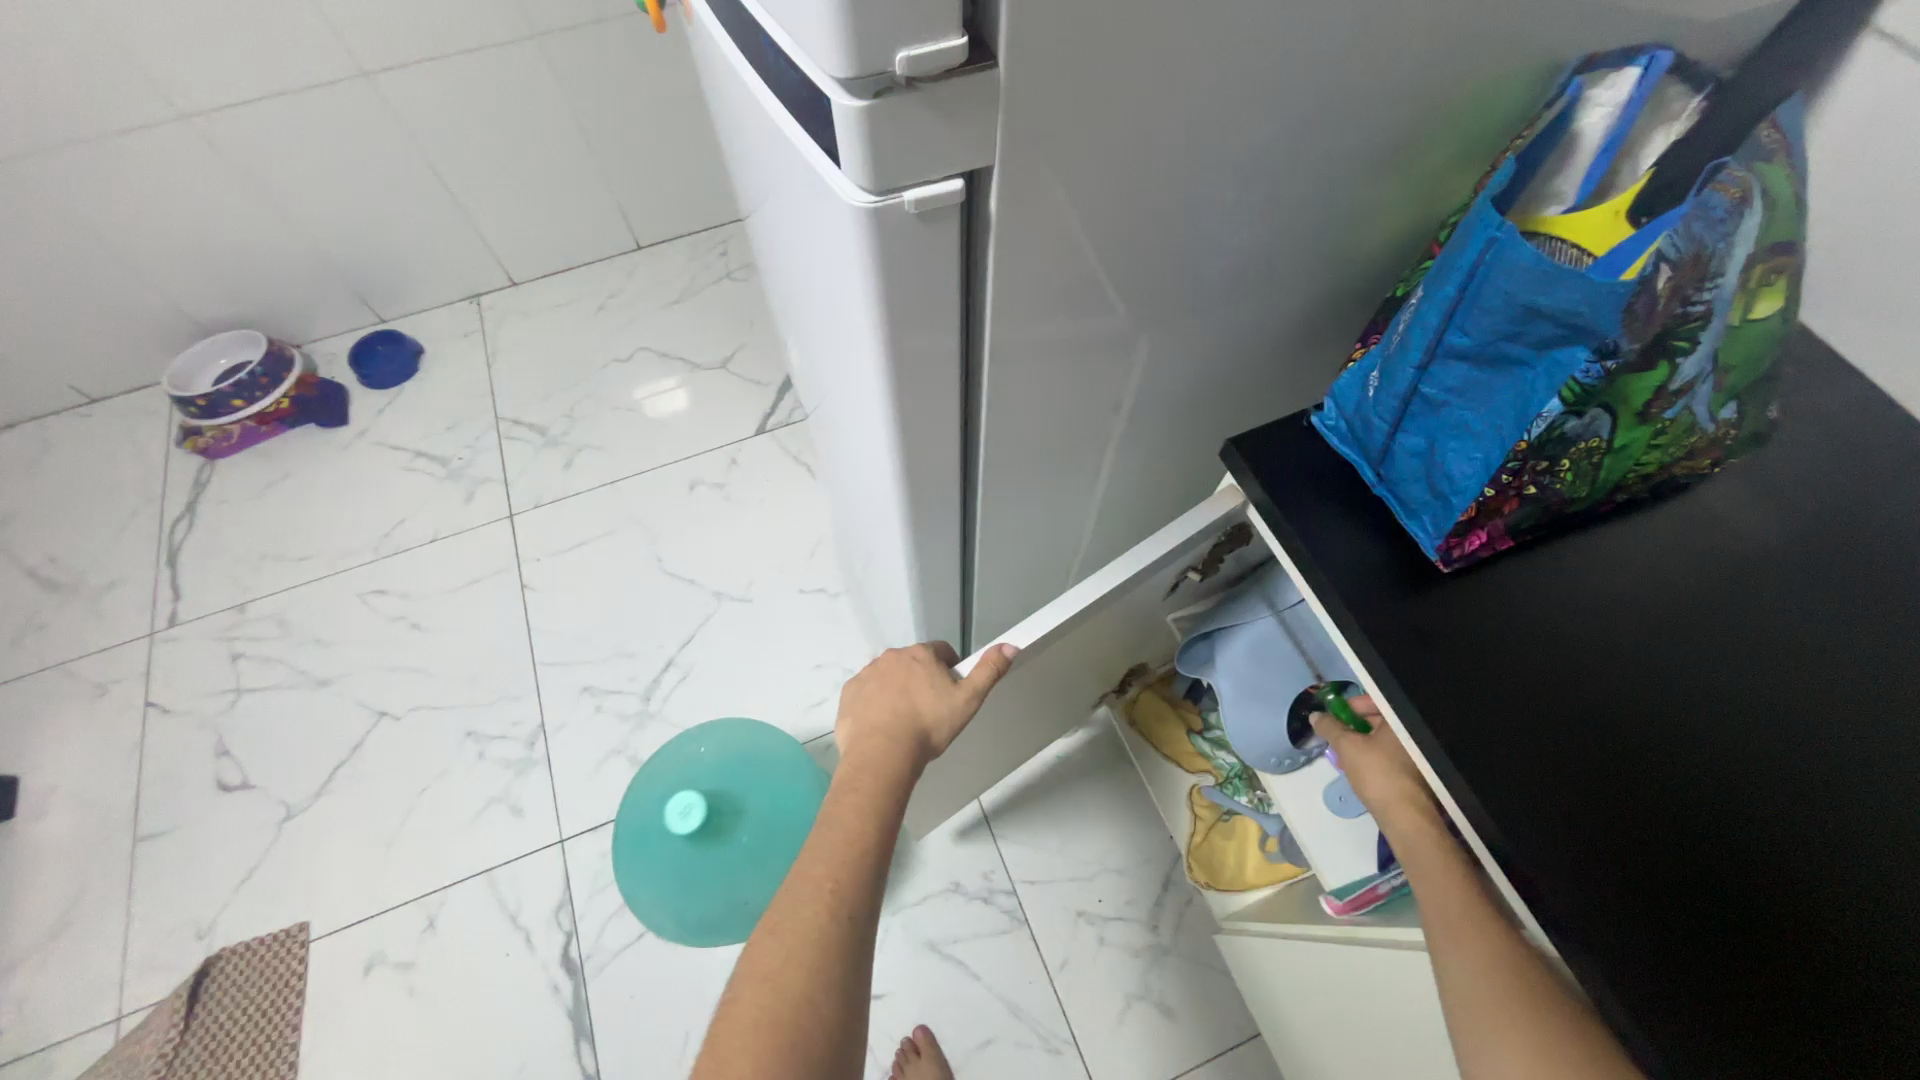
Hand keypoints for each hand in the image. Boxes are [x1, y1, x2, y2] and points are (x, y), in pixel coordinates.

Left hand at [835, 642, 1018, 773]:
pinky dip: (874, 704)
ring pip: (888, 677)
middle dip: (921, 680)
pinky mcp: (850, 693)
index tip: (950, 693)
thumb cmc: (928, 726)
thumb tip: (1010, 646)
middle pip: (913, 663)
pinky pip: (866, 693)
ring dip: (897, 691)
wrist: (882, 754)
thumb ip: (989, 671)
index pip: (942, 652)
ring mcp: (867, 674)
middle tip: (929, 711)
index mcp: (921, 655)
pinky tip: (883, 726)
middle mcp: (892, 657)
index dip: (950, 670)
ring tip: (905, 722)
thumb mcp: (968, 700)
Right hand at [1310, 695, 1439, 827]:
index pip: (1373, 701)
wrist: (1404, 815)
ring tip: (1344, 756)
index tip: (1335, 717)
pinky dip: (1375, 756)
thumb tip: (1316, 716)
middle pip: (1379, 720)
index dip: (1351, 706)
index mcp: (1400, 722)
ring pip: (1384, 740)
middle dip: (1354, 726)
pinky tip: (1360, 769)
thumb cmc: (1377, 773)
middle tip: (1337, 737)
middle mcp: (1412, 734)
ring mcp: (1417, 754)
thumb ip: (1329, 727)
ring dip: (1362, 743)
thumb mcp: (1346, 746)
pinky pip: (1392, 755)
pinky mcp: (1417, 772)